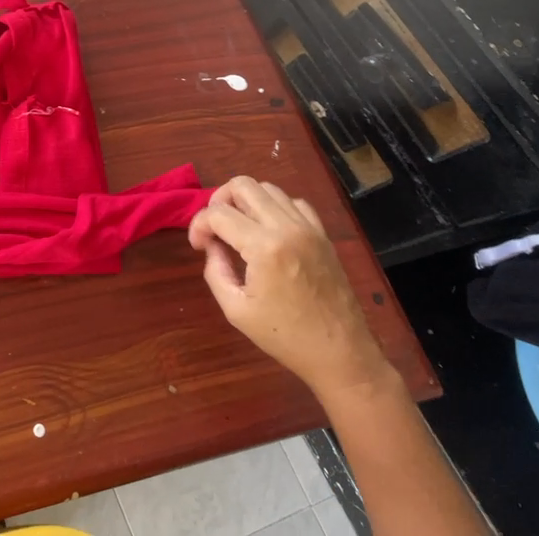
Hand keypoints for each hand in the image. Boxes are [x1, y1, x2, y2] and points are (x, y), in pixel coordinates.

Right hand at [189, 176, 391, 397]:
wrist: (341, 354)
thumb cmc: (285, 337)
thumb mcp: (235, 310)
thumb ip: (215, 270)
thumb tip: (211, 246)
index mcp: (264, 247)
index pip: (218, 213)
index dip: (198, 225)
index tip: (197, 246)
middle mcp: (287, 227)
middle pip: (243, 185)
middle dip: (219, 201)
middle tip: (215, 228)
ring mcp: (309, 228)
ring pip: (268, 189)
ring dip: (246, 201)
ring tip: (239, 227)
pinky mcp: (323, 236)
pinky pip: (295, 203)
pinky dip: (275, 208)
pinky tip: (269, 231)